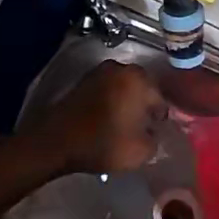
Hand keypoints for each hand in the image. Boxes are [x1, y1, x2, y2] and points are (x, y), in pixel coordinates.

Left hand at [29, 61, 164, 174]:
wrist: (58, 140)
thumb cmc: (105, 142)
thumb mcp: (142, 150)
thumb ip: (156, 138)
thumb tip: (152, 131)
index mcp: (138, 79)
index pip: (160, 100)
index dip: (159, 119)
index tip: (155, 134)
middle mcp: (120, 68)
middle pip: (142, 89)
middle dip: (144, 107)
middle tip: (142, 130)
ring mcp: (99, 71)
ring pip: (123, 88)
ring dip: (126, 103)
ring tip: (125, 126)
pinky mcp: (83, 80)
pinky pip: (107, 90)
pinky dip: (111, 101)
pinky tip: (109, 119)